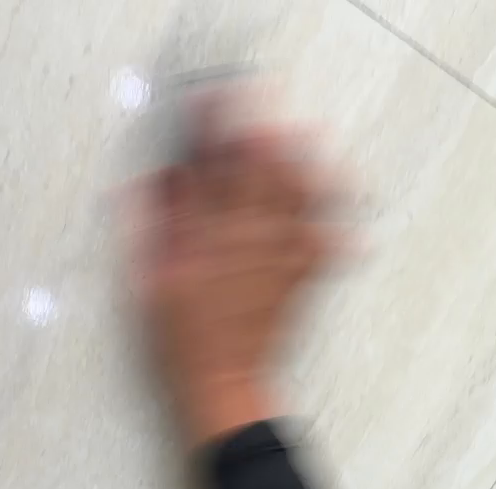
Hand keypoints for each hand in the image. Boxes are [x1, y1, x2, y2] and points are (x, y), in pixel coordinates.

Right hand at [125, 91, 347, 445]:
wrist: (223, 384)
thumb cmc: (185, 342)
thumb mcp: (151, 284)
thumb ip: (154, 225)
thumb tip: (155, 180)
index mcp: (209, 238)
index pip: (211, 167)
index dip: (210, 125)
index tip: (208, 97)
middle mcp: (249, 241)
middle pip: (262, 170)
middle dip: (261, 128)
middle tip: (262, 96)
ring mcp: (279, 259)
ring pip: (299, 197)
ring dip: (303, 160)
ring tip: (308, 132)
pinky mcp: (297, 279)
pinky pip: (324, 238)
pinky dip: (334, 215)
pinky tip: (344, 191)